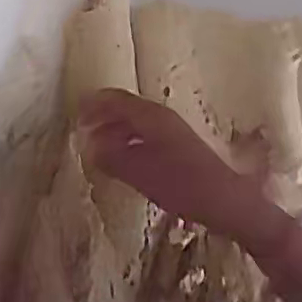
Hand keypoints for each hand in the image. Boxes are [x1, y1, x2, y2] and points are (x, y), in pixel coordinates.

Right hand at [77, 88, 288, 248]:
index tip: (74, 112)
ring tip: (95, 145)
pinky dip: (127, 139)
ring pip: (135, 121)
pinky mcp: (178, 146)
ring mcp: (172, 130)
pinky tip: (122, 158)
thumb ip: (113, 158)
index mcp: (152, 116)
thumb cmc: (184, 185)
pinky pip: (144, 133)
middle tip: (80, 128)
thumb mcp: (142, 174)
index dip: (94, 104)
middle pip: (126, 107)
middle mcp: (161, 117)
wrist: (226, 201)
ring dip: (114, 128)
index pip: (117, 99)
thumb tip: (88, 144)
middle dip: (102, 115)